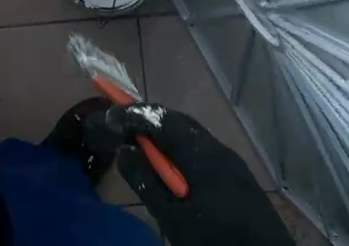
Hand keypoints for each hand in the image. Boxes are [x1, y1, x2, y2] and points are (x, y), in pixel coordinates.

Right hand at [92, 104, 294, 245]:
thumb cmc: (215, 241)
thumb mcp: (172, 217)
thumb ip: (146, 180)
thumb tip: (124, 150)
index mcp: (200, 152)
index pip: (160, 119)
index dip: (133, 115)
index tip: (109, 117)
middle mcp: (217, 148)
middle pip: (177, 122)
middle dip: (149, 120)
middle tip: (124, 128)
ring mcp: (232, 162)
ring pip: (191, 136)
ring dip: (165, 136)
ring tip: (144, 149)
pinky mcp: (239, 178)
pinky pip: (203, 151)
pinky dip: (181, 150)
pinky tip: (174, 170)